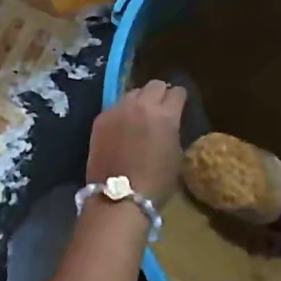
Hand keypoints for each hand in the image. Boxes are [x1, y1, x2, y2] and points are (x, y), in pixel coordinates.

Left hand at [86, 80, 184, 202]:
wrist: (119, 195)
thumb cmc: (156, 182)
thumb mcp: (176, 155)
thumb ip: (172, 131)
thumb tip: (168, 123)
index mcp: (165, 114)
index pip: (176, 92)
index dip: (179, 97)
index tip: (179, 102)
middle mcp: (141, 105)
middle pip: (154, 85)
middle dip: (160, 93)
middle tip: (161, 105)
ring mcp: (118, 109)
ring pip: (132, 92)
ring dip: (140, 100)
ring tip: (140, 113)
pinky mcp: (101, 117)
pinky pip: (115, 106)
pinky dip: (122, 111)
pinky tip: (123, 125)